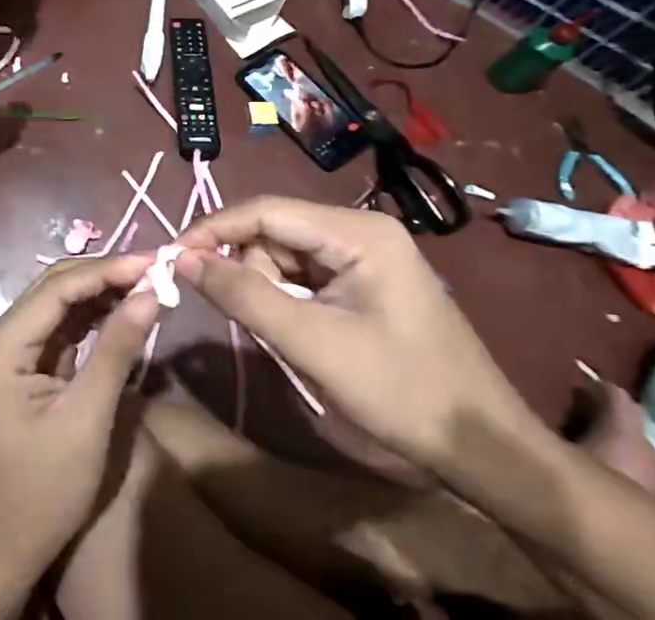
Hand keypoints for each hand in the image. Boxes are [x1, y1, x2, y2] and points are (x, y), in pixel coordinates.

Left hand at [0, 254, 161, 570]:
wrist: (15, 542)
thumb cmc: (47, 486)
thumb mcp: (87, 417)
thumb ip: (117, 350)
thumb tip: (151, 292)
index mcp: (2, 347)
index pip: (58, 289)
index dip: (107, 270)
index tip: (154, 262)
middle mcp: (3, 338)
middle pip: (58, 287)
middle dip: (106, 273)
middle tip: (156, 268)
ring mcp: (17, 350)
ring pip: (64, 301)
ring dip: (105, 290)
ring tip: (149, 283)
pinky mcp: (34, 363)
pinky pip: (69, 324)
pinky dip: (100, 313)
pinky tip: (129, 309)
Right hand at [175, 198, 538, 473]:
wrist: (480, 443)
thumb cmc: (401, 391)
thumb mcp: (313, 344)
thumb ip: (246, 296)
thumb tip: (186, 259)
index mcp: (358, 231)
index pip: (267, 210)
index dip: (215, 230)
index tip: (174, 259)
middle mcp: (362, 231)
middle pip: (277, 233)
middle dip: (249, 270)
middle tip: (246, 323)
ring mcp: (367, 257)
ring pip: (288, 258)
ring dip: (268, 292)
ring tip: (284, 340)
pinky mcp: (366, 284)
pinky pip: (308, 280)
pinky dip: (289, 304)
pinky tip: (297, 337)